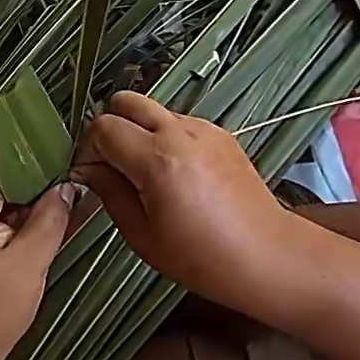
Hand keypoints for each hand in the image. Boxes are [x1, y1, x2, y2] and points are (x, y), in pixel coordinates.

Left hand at [0, 155, 76, 359]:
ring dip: (27, 192)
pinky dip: (16, 208)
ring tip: (63, 193)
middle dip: (34, 174)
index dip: (37, 159)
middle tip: (71, 177)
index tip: (70, 159)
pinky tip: (43, 214)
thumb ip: (51, 218)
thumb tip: (67, 184)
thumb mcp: (30, 263)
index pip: (4, 162)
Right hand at [71, 91, 297, 308]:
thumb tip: (87, 170)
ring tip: (145, 170)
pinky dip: (163, 136)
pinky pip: (176, 121)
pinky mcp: (219, 133)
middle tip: (112, 162)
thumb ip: (109, 192)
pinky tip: (174, 172)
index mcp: (157, 159)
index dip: (89, 150)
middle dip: (109, 126)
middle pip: (124, 101)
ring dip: (137, 130)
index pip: (103, 127)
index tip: (91, 174)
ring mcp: (203, 129)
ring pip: (151, 109)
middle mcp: (179, 133)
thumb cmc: (205, 258)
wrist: (272, 259)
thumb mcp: (142, 236)